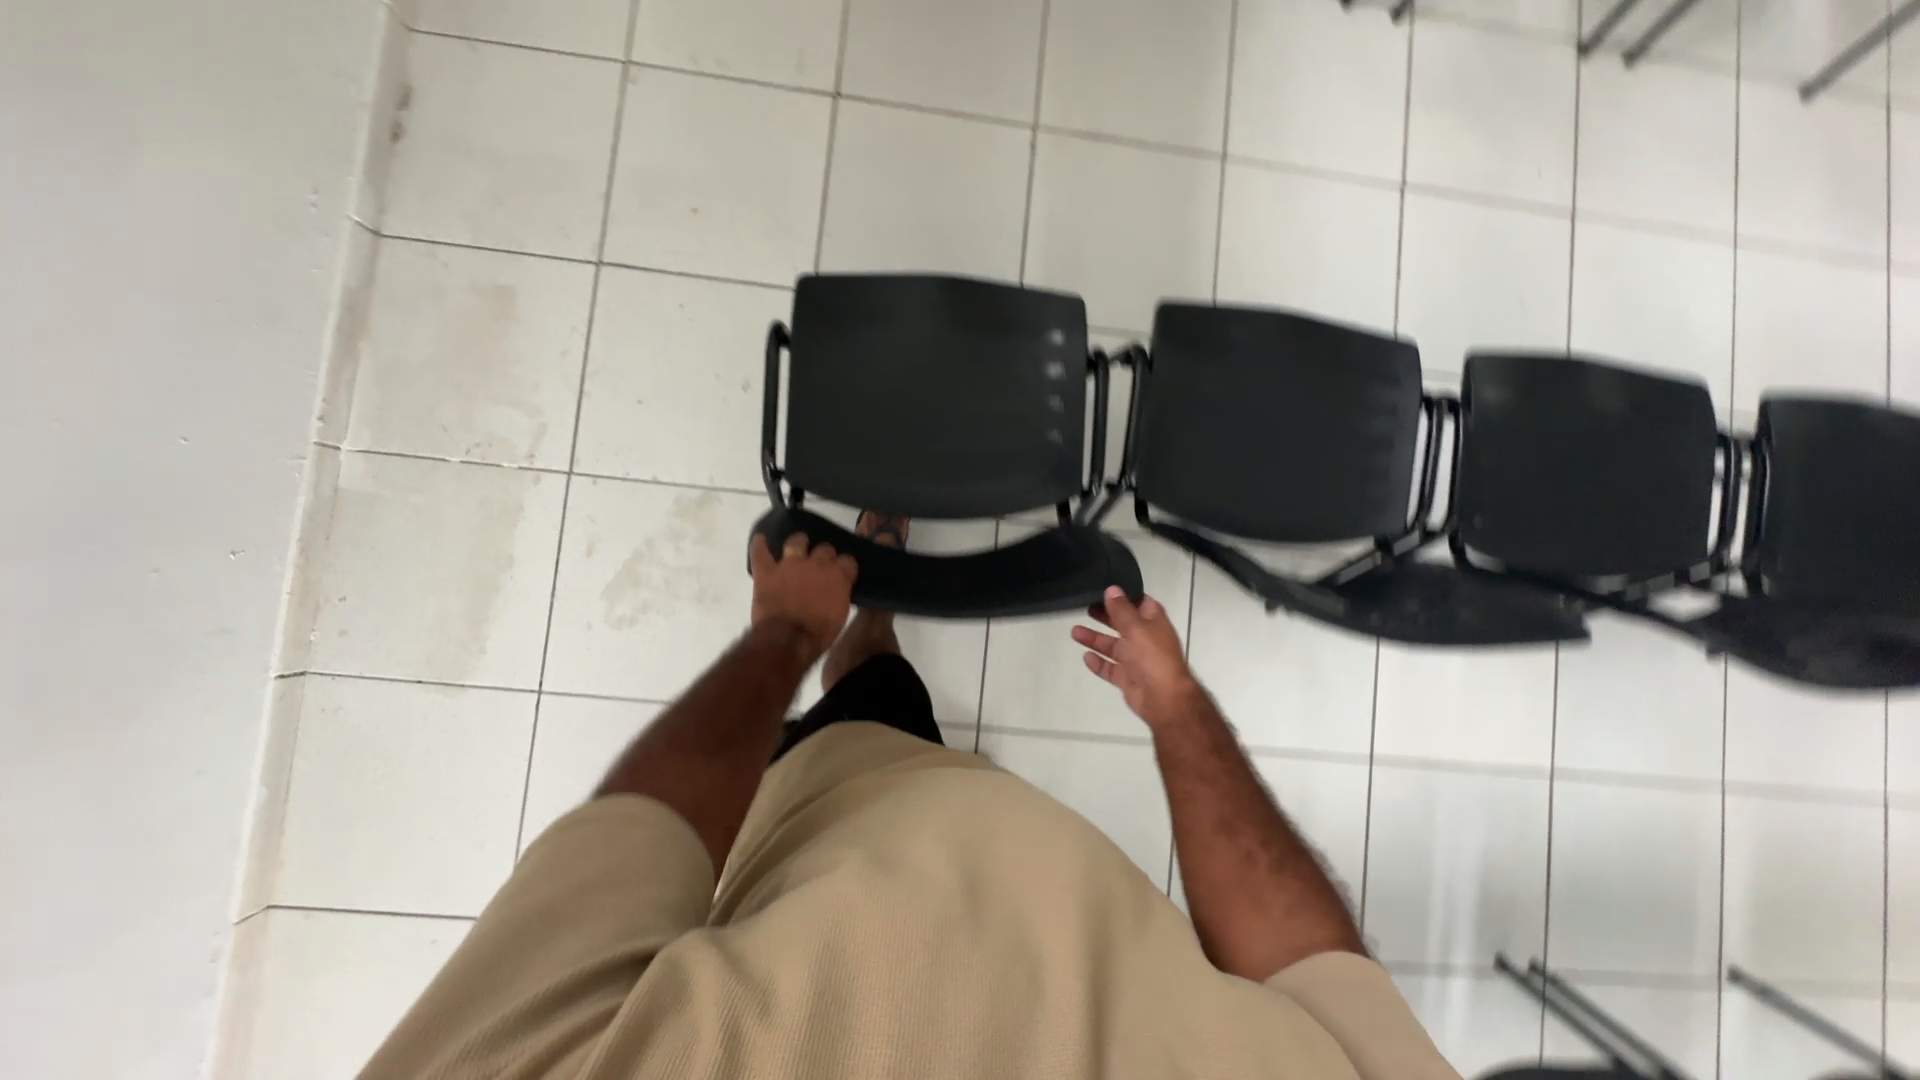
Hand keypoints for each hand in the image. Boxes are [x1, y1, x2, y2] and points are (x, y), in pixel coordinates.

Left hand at [750, 533, 856, 661]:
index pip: (848, 561)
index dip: (845, 565)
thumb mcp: (840, 616)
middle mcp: (816, 564)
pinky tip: (760, 539)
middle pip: (824, 549)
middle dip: (824, 554)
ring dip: (798, 541)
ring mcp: (790, 565)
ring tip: (798, 542)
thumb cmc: (819, 633)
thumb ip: (839, 596)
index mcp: (838, 576)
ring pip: (795, 542)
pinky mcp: (767, 572)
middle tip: (821, 563)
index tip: (843, 571)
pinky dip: (759, 545)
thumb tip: (836, 591)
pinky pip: (761, 553)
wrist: (789, 639)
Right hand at [1071, 586, 1204, 728]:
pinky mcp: (1127, 678)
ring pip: (1113, 646)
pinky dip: (1098, 663)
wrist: (1163, 698)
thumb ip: (1121, 609)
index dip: (1125, 596)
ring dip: (1095, 639)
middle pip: (1123, 624)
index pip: (1140, 603)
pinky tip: (1085, 656)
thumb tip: (1112, 589)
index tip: (1106, 589)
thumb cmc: (1153, 656)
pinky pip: (1110, 668)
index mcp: (1153, 623)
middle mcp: (1146, 639)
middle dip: (1106, 616)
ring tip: (1075, 632)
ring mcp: (1136, 660)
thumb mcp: (1136, 627)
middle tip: (1086, 608)